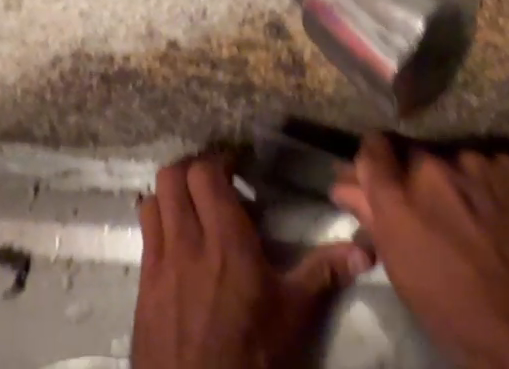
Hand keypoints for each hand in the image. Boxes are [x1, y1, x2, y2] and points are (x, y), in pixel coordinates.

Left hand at [133, 152, 372, 368]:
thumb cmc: (249, 353)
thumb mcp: (293, 313)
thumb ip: (324, 272)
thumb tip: (366, 250)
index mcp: (225, 241)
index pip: (206, 174)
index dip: (220, 159)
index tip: (240, 165)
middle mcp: (186, 243)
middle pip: (172, 177)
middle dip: (193, 167)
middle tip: (218, 178)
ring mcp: (158, 265)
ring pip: (151, 201)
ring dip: (172, 192)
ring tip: (195, 204)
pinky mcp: (142, 288)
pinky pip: (144, 235)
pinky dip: (158, 222)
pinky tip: (181, 241)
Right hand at [331, 135, 508, 368]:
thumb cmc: (458, 312)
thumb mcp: (403, 274)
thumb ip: (374, 220)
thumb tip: (346, 186)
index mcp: (398, 197)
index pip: (372, 148)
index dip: (375, 160)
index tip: (381, 175)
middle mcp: (432, 167)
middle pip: (415, 157)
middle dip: (418, 178)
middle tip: (434, 212)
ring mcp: (475, 161)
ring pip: (456, 162)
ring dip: (457, 183)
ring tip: (475, 218)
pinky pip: (490, 168)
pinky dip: (490, 186)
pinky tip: (503, 215)